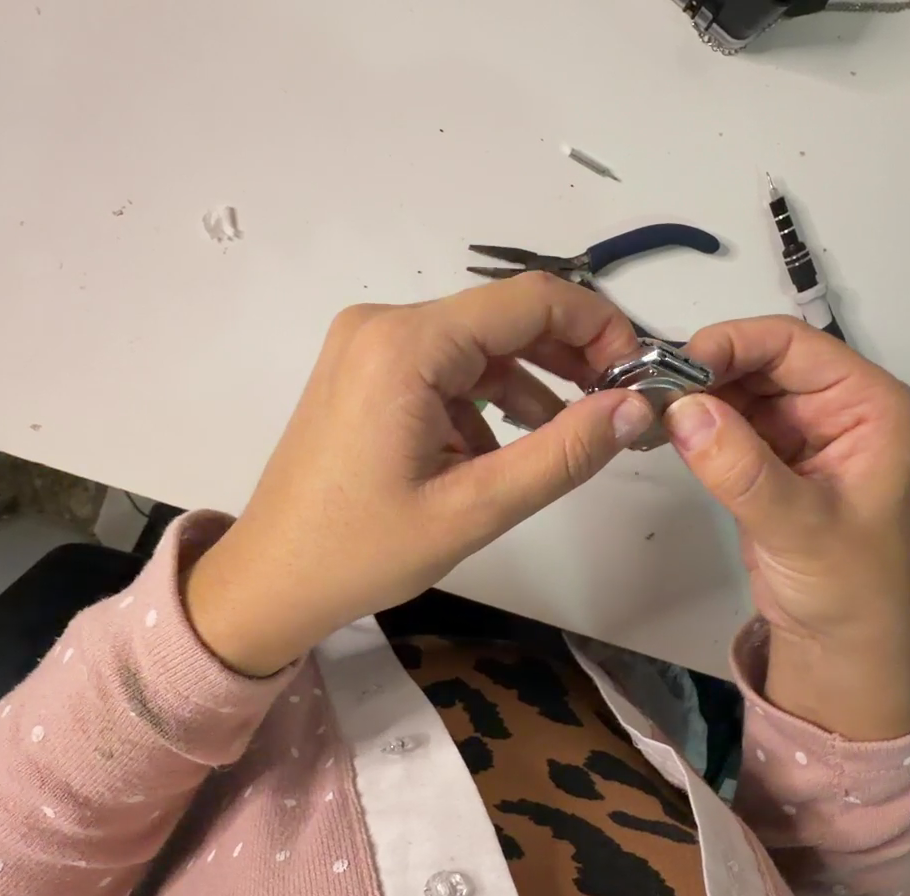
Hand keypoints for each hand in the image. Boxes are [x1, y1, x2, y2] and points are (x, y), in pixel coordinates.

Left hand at [186, 273, 653, 675]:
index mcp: (407, 345)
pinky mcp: (364, 372)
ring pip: (476, 347)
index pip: (531, 301)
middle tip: (615, 411)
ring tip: (562, 440)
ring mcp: (368, 346)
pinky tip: (495, 453)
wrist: (271, 580)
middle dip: (568, 359)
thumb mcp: (474, 509)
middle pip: (503, 319)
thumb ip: (562, 454)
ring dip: (527, 386)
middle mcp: (383, 324)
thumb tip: (637, 407)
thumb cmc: (363, 552)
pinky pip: (444, 370)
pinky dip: (482, 402)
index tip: (638, 378)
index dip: (599, 329)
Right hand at [667, 316, 909, 739]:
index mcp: (866, 404)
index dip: (733, 345)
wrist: (840, 646)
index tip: (672, 365)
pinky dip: (695, 425)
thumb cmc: (846, 587)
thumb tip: (681, 408)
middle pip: (761, 363)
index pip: (793, 346)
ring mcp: (798, 434)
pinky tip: (660, 430)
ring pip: (737, 392)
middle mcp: (834, 407)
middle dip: (706, 372)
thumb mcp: (799, 526)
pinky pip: (727, 426)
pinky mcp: (768, 462)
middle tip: (645, 388)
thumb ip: (742, 468)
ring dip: (694, 397)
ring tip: (644, 406)